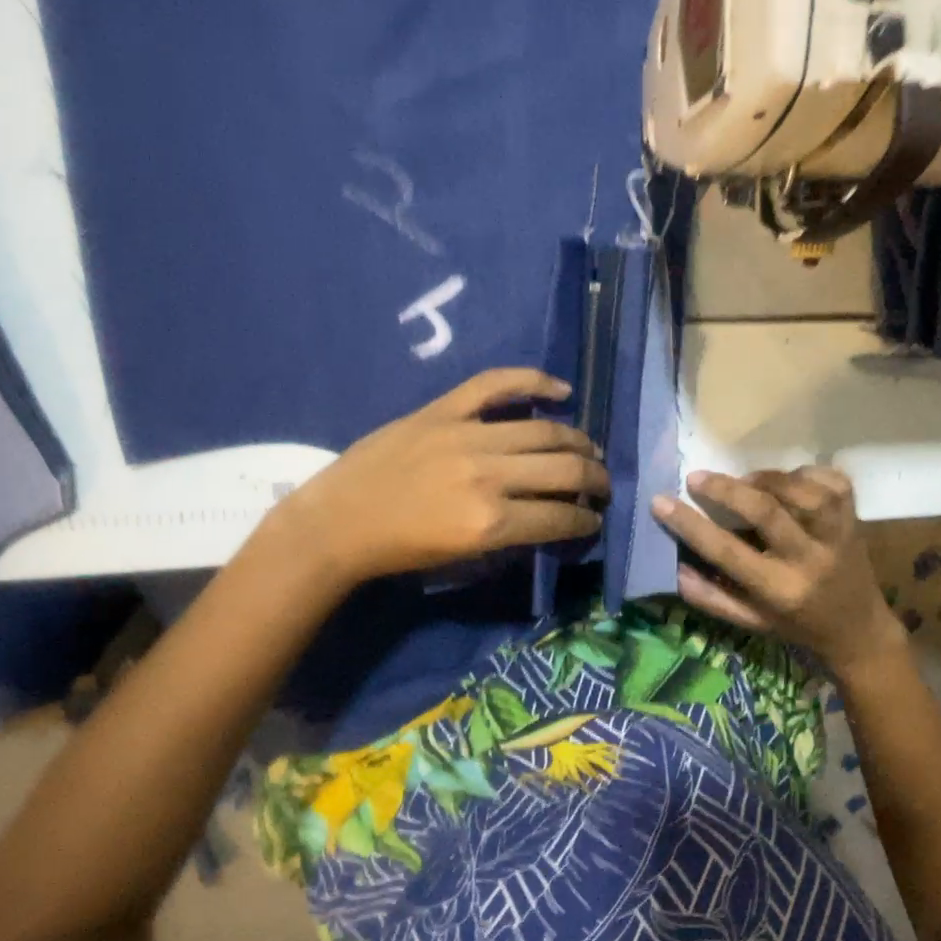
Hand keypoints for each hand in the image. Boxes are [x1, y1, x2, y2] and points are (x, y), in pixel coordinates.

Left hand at [274, 368, 606, 585]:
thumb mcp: (463, 559)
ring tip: (589, 449)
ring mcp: (466, 436)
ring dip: (578, 441)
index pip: (561, 517)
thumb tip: (550, 519)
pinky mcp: (444, 410)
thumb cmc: (399, 551)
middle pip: (564, 469)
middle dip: (595, 480)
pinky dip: (533, 381)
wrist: (338, 524)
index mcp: (491, 523)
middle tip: (602, 485)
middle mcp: (488, 476)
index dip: (587, 521)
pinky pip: (496, 384)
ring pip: (544, 430)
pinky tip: (560, 390)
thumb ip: (511, 537)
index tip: (594, 521)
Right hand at [651, 467, 905, 680]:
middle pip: (766, 511)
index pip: (727, 551)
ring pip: (803, 491)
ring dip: (767, 479)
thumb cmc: (796, 624)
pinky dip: (806, 473)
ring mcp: (838, 535)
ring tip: (746, 482)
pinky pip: (831, 481)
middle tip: (697, 478)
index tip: (661, 501)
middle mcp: (811, 559)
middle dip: (726, 489)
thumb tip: (672, 566)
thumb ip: (709, 597)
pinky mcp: (855, 517)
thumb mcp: (749, 621)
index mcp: (780, 590)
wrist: (858, 628)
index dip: (690, 525)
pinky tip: (788, 482)